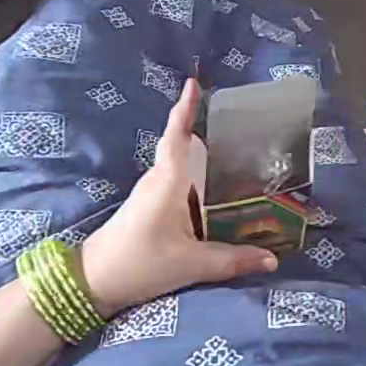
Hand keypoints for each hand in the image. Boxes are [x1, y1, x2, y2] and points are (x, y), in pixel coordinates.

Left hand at [80, 78, 277, 314]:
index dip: (185, 109)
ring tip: (239, 160)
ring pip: (181, 169)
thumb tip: (272, 259)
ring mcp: (151, 195)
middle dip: (206, 134)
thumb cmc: (139, 264)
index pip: (177, 136)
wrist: (93, 282)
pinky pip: (178, 186)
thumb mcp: (191, 264)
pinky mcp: (149, 209)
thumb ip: (232, 260)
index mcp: (167, 183)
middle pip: (183, 149)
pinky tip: (216, 197)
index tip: (193, 83)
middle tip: (242, 129)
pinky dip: (197, 183)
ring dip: (203, 162)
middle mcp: (158, 181)